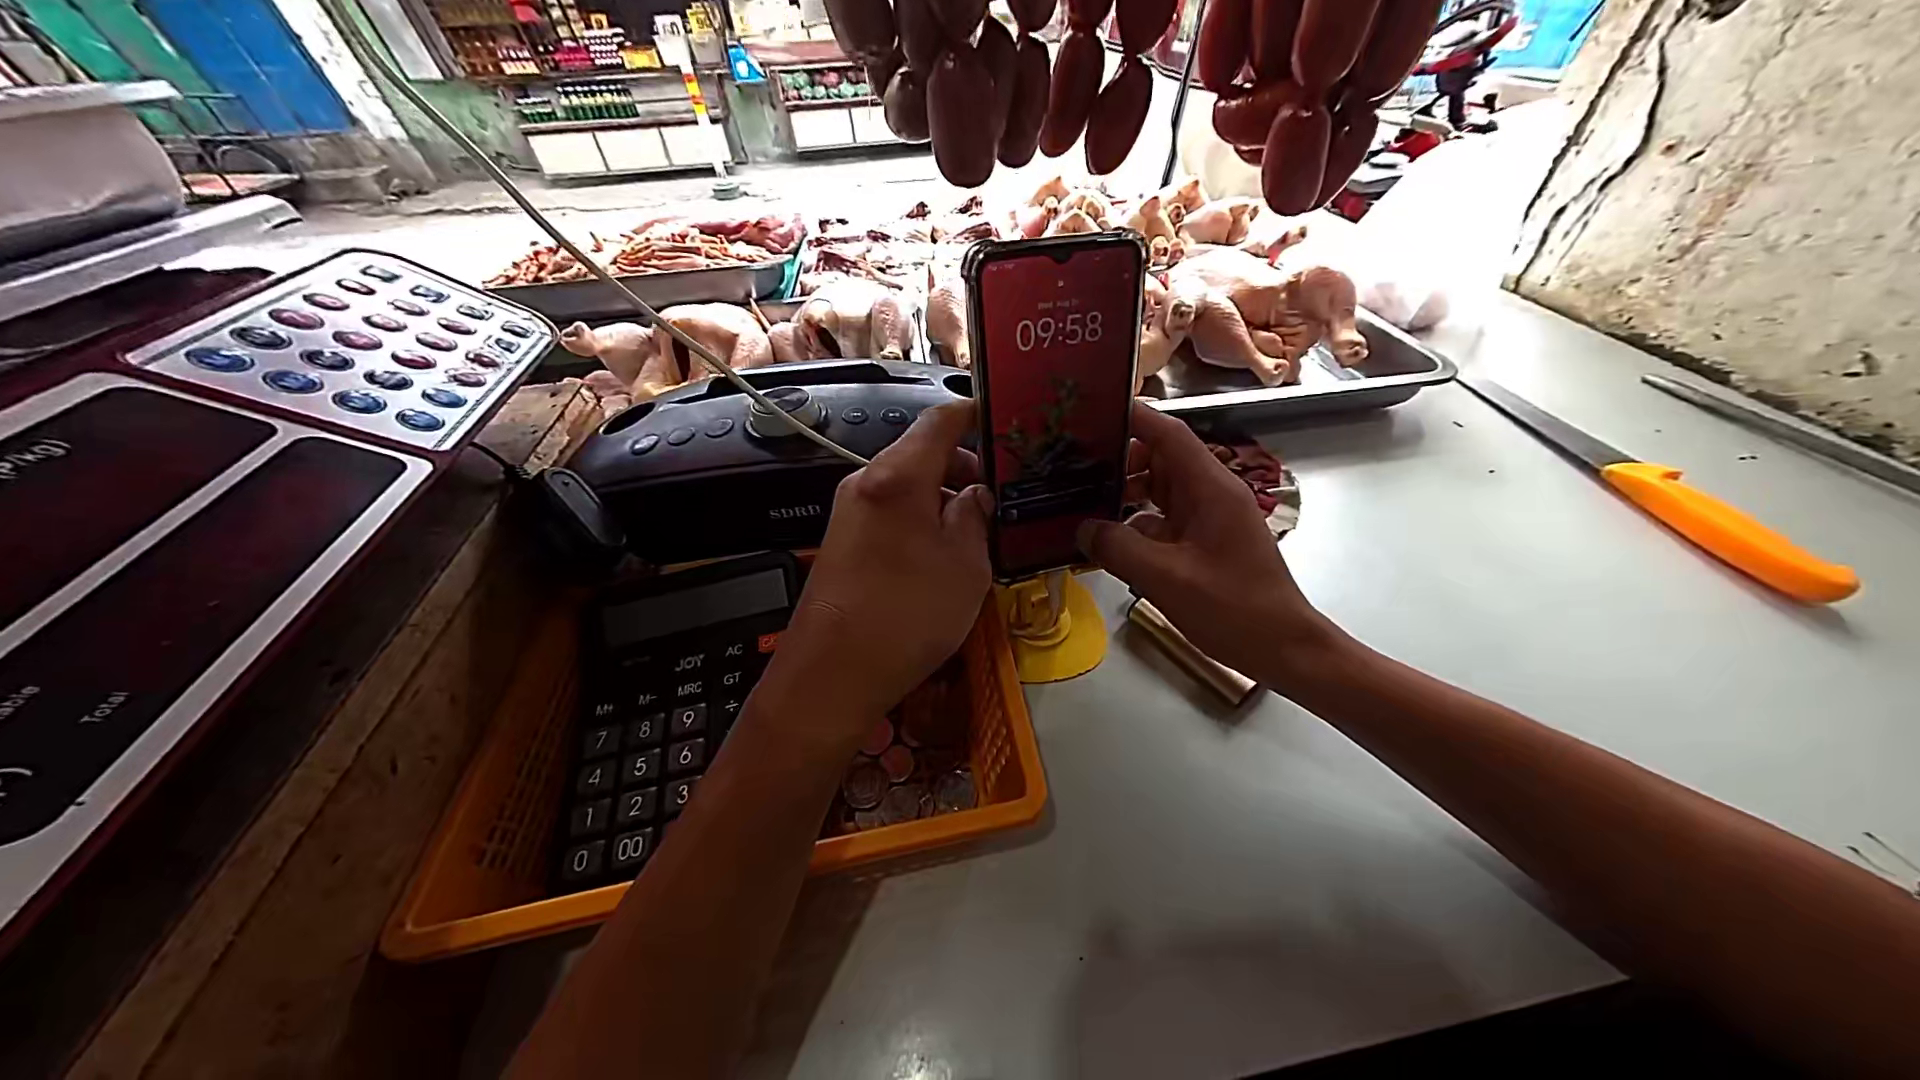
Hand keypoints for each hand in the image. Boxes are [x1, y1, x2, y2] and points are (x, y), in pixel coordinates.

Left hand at [771, 401, 993, 730]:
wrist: (832, 674)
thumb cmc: (905, 616)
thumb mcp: (965, 565)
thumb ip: (976, 517)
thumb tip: (976, 495)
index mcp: (898, 476)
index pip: (940, 419)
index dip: (975, 415)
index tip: (1002, 423)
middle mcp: (866, 483)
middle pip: (921, 453)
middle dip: (964, 467)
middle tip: (1000, 496)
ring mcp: (850, 512)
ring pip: (907, 486)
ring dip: (943, 498)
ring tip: (977, 533)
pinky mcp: (844, 542)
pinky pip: (890, 513)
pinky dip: (920, 519)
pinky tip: (943, 555)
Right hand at [1078, 402, 1337, 687]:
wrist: (1284, 649)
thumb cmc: (1235, 608)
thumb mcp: (1167, 578)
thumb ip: (1118, 548)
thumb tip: (1082, 529)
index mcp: (1211, 489)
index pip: (1169, 435)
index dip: (1133, 417)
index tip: (1093, 411)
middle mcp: (1210, 495)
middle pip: (1159, 460)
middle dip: (1118, 462)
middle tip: (1074, 472)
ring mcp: (1208, 519)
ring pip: (1159, 491)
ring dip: (1124, 496)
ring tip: (1083, 505)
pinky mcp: (1203, 543)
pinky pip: (1162, 521)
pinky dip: (1134, 525)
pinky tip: (1107, 543)